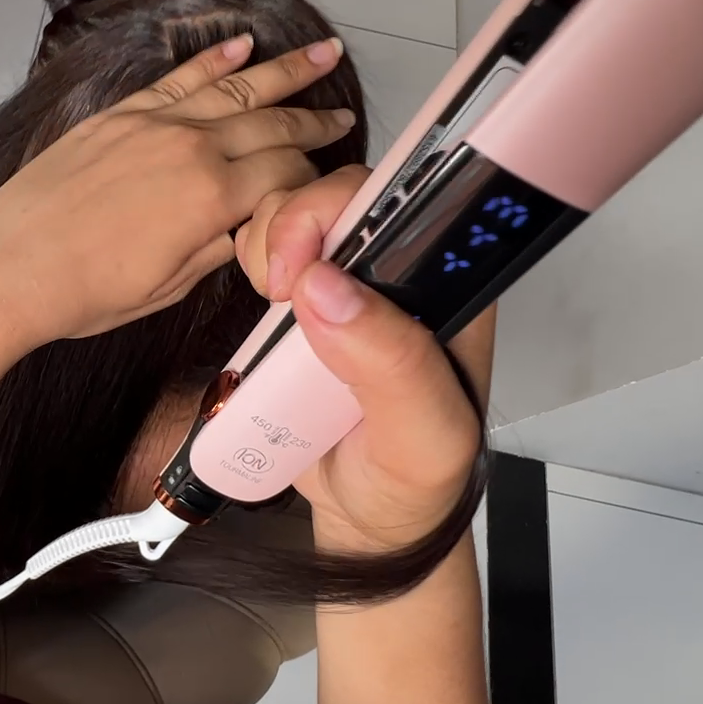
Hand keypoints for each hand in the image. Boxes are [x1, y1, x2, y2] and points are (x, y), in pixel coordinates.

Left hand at [0, 35, 357, 354]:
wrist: (5, 269)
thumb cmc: (83, 296)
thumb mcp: (164, 290)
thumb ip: (214, 250)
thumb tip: (242, 226)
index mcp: (212, 199)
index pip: (284, 173)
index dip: (308, 177)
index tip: (320, 180)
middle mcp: (191, 148)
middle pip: (269, 124)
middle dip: (311, 120)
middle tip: (341, 116)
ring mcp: (151, 124)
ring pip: (233, 88)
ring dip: (282, 70)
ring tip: (322, 54)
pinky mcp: (116, 116)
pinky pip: (176, 80)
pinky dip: (212, 61)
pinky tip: (240, 46)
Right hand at [234, 168, 493, 551]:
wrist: (362, 509)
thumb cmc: (408, 480)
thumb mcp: (422, 439)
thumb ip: (391, 367)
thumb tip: (324, 287)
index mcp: (450, 292)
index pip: (416, 202)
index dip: (354, 208)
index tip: (309, 264)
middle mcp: (398, 275)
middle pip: (347, 194)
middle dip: (297, 223)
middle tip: (278, 292)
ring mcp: (346, 285)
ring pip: (300, 210)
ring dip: (268, 241)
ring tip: (271, 302)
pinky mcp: (303, 301)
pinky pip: (270, 248)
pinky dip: (252, 258)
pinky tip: (262, 301)